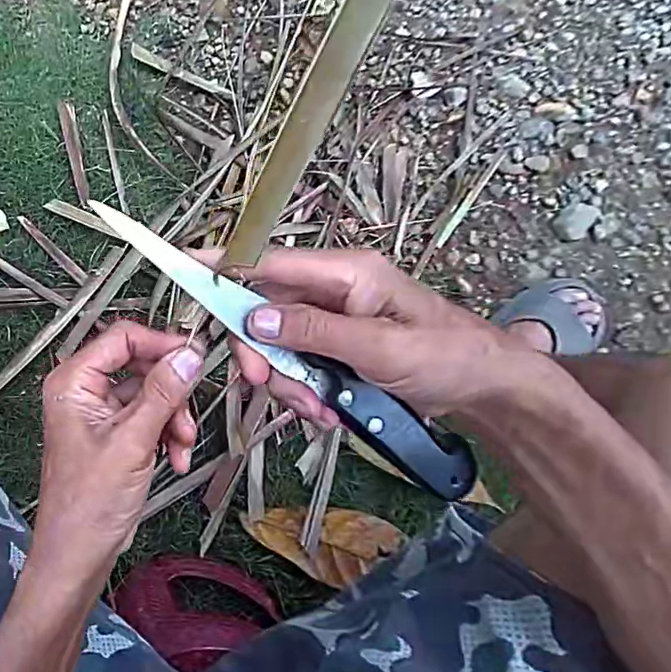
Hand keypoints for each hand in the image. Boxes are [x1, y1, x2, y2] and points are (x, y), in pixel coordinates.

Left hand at [33, 321, 203, 583]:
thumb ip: (162, 394)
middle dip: (171, 392)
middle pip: (140, 366)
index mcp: (73, 382)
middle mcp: (82, 391)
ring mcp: (98, 413)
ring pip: (150, 394)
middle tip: (187, 413)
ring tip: (180, 444)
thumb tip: (186, 356)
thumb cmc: (85, 505)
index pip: (122, 338)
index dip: (161, 344)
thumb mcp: (132, 442)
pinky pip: (148, 417)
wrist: (79, 551)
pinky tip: (173, 457)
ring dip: (172, 418)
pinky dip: (166, 434)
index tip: (193, 356)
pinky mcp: (113, 433)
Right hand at [204, 249, 539, 421]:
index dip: (223, 263)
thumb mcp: (379, 347)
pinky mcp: (329, 346)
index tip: (183, 264)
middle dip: (261, 353)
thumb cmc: (447, 356)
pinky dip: (301, 391)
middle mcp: (329, 291)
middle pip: (262, 312)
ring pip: (274, 345)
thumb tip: (252, 317)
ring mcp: (328, 320)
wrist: (487, 390)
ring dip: (286, 382)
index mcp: (344, 273)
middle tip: (266, 384)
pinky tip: (327, 410)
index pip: (269, 261)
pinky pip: (294, 365)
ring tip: (320, 410)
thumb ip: (313, 331)